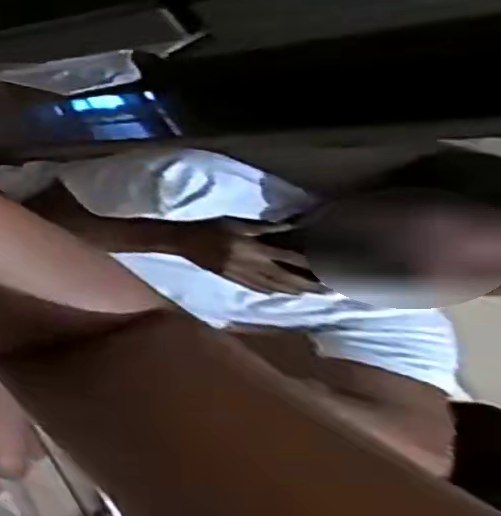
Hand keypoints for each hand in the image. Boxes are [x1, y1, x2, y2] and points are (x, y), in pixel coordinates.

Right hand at [176, 218, 321, 293]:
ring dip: (300, 291)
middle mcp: (255, 265)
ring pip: (280, 288)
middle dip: (315, 285)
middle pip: (292, 280)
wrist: (181, 241)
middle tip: (334, 289)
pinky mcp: (237, 280)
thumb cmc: (208, 228)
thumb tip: (292, 226)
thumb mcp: (234, 223)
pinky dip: (278, 291)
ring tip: (315, 292)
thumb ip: (264, 227)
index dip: (317, 265)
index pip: (295, 260)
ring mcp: (246, 276)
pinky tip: (284, 291)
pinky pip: (263, 290)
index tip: (335, 269)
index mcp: (256, 249)